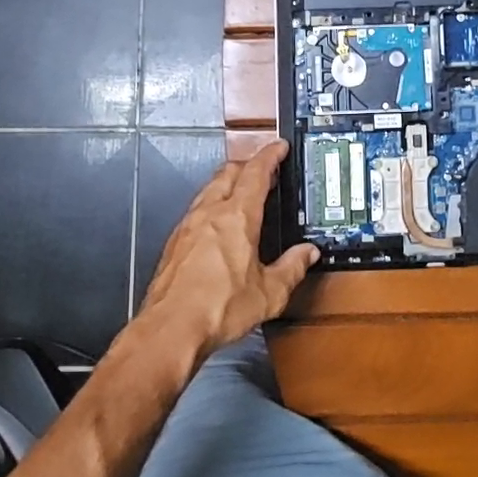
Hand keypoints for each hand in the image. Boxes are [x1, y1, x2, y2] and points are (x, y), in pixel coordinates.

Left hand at [140, 140, 319, 350]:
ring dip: (227, 184)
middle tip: (263, 169)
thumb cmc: (216, 309)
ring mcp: (188, 227)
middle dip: (248, 165)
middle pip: (228, 172)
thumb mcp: (270, 293)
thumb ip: (292, 268)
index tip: (278, 147)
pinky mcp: (175, 244)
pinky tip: (217, 226)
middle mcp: (210, 214)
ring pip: (209, 189)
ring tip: (241, 194)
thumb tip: (306, 255)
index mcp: (238, 217)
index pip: (256, 172)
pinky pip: (196, 212)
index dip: (270, 155)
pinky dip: (211, 207)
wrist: (171, 329)